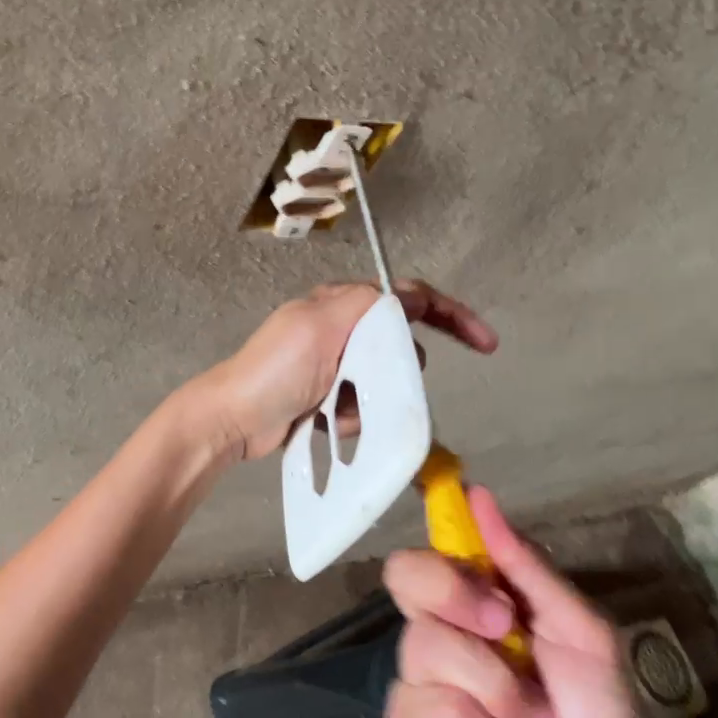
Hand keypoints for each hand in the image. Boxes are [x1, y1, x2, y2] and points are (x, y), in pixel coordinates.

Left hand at [187, 279, 497, 462]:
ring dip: (370, 399)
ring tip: (336, 408)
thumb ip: (366, 307)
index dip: (450, 314)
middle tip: (371, 389)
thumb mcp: (320, 326)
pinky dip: (352, 415)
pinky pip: (361, 404)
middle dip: (397, 371)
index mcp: (340, 303)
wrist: (232, 418)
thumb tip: (410, 294)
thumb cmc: (275, 369)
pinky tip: (325, 422)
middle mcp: (340, 326)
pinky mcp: (325, 394)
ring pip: (383, 379)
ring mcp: (332, 362)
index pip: (408, 297)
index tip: (485, 344)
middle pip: (398, 343)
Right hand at [384, 487, 634, 717]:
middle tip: (502, 628)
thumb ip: (529, 565)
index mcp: (473, 601)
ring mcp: (420, 679)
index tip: (486, 581)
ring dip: (484, 678)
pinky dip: (466, 716)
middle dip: (451, 594)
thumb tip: (477, 493)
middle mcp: (439, 631)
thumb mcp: (581, 632)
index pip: (427, 554)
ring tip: (519, 709)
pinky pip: (414, 701)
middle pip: (402, 576)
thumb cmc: (596, 705)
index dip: (443, 556)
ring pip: (419, 645)